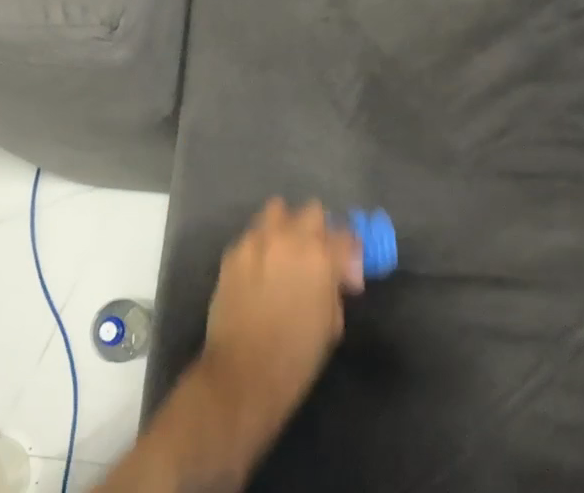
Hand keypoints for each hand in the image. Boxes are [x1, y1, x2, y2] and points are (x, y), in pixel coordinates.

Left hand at [200, 198, 363, 423]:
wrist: (242, 373)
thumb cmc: (296, 356)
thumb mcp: (332, 324)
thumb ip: (334, 289)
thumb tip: (333, 278)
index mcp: (321, 257)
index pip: (346, 235)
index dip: (351, 253)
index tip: (348, 274)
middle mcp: (289, 239)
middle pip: (312, 211)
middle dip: (319, 230)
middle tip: (318, 256)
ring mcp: (256, 242)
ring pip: (277, 211)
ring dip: (287, 227)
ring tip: (286, 253)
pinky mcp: (232, 254)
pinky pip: (252, 235)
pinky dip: (261, 244)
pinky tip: (261, 270)